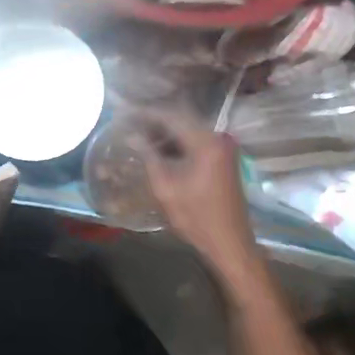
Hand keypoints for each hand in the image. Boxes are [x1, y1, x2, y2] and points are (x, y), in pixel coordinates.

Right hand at [131, 110, 256, 271]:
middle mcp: (217, 138)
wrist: (229, 242)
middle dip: (155, 122)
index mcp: (205, 142)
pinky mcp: (223, 159)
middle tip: (130, 125)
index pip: (172, 116)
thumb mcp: (166, 187)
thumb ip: (148, 156)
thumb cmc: (196, 217)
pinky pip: (196, 143)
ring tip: (139, 138)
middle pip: (182, 120)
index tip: (125, 114)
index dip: (147, 113)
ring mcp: (223, 148)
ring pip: (189, 132)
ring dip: (166, 134)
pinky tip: (159, 152)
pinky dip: (178, 145)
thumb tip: (132, 135)